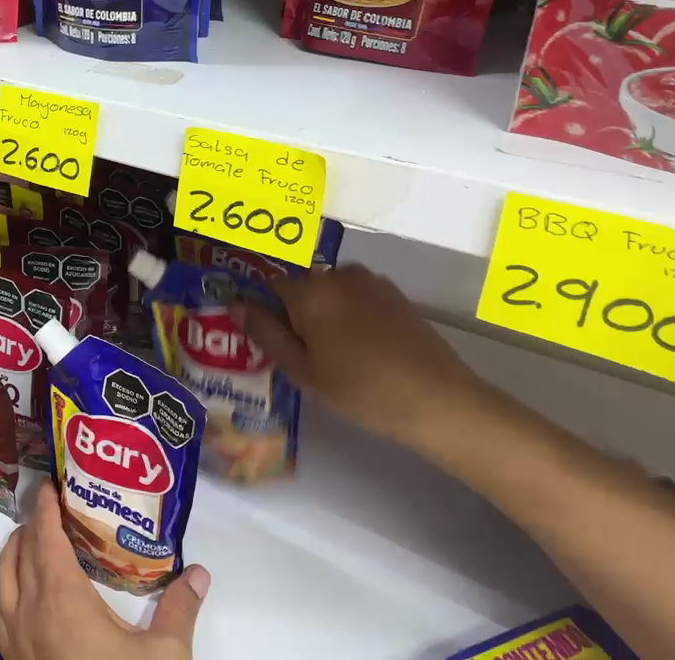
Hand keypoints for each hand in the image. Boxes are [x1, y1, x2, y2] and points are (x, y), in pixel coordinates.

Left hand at [0, 483, 208, 659]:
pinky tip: (24, 596)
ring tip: (33, 545)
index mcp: (60, 597)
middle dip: (31, 526)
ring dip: (15, 555)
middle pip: (19, 552)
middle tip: (51, 512)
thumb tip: (200, 572)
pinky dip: (7, 589)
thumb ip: (180, 608)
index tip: (49, 484)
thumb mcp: (163, 655)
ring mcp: (13, 640)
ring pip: (2, 580)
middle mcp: (27, 611)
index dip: (44, 506)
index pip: (44, 535)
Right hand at [231, 264, 489, 447]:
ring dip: (326, 312)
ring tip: (336, 354)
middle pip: (302, 286)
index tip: (270, 338)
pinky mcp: (395, 294)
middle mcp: (336, 275)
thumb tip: (235, 304)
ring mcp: (370, 282)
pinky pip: (357, 296)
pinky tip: (364, 349)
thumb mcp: (303, 370)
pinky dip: (352, 314)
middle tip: (304, 353)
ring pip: (331, 291)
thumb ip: (265, 333)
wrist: (438, 400)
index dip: (265, 309)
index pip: (269, 285)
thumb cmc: (360, 389)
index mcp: (308, 292)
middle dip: (296, 311)